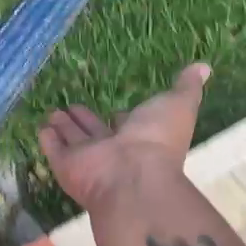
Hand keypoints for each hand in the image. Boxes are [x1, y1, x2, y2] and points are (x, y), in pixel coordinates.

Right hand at [38, 62, 211, 213]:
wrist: (133, 178)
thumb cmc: (157, 139)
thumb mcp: (178, 104)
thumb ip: (187, 86)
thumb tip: (204, 67)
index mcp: (140, 136)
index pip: (127, 124)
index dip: (121, 117)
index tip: (116, 109)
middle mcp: (114, 149)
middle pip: (96, 132)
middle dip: (84, 119)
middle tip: (71, 106)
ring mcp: (90, 160)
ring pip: (74, 140)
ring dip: (64, 127)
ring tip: (52, 112)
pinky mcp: (67, 168)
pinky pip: (55, 152)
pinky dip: (48, 141)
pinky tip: (41, 128)